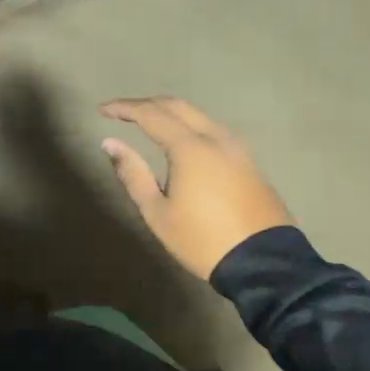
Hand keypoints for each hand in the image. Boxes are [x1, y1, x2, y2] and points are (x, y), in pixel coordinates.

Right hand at [100, 97, 293, 279]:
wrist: (267, 266)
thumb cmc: (203, 240)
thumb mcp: (157, 212)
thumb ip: (132, 173)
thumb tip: (110, 143)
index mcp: (191, 149)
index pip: (151, 114)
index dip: (124, 108)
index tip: (102, 109)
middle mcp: (217, 140)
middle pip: (177, 106)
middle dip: (147, 103)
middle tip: (122, 111)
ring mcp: (239, 151)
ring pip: (199, 117)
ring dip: (170, 113)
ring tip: (149, 123)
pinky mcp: (251, 164)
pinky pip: (214, 132)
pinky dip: (190, 127)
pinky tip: (181, 141)